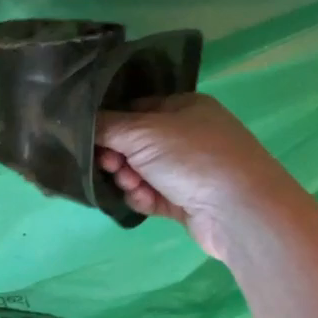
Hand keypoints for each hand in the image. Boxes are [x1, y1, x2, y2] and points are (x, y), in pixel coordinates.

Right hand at [96, 94, 304, 259]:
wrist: (241, 211)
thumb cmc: (192, 158)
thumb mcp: (141, 132)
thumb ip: (103, 125)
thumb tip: (76, 121)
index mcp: (183, 106)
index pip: (133, 108)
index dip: (108, 123)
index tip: (90, 139)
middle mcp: (187, 134)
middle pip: (133, 142)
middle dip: (116, 155)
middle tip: (110, 165)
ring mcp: (188, 168)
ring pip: (139, 170)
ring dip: (128, 178)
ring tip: (132, 185)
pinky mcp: (186, 199)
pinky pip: (150, 193)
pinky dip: (142, 197)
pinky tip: (145, 201)